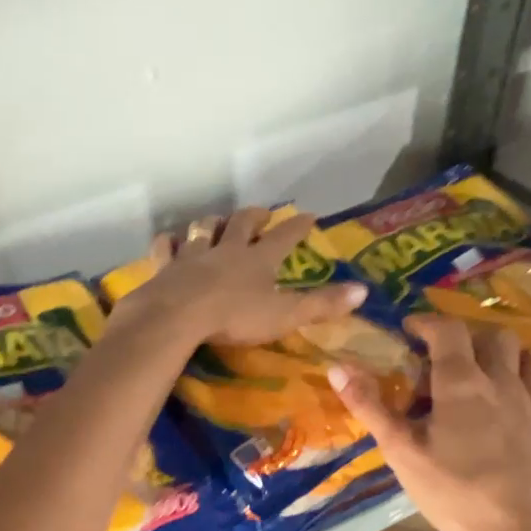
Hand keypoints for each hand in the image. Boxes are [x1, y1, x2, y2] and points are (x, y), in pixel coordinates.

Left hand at [107, 208, 365, 347]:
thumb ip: (321, 305)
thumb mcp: (285, 315)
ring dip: (212, 223)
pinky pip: (167, 248)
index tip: (309, 215)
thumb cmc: (234, 317)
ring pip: (204, 229)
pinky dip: (169, 243)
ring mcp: (194, 255)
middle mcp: (227, 249)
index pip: (285, 237)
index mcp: (259, 259)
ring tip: (215, 221)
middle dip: (253, 216)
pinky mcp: (167, 267)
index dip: (298, 226)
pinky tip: (169, 242)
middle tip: (261, 213)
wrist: (179, 315)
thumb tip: (363, 291)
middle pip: (241, 223)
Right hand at [331, 314, 530, 530]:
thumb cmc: (454, 492)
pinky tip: (528, 402)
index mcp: (462, 382)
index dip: (426, 323)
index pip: (447, 330)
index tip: (408, 331)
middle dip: (467, 337)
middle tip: (443, 359)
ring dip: (510, 354)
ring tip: (488, 373)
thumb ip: (371, 407)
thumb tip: (338, 367)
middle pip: (493, 335)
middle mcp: (503, 381)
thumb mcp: (402, 452)